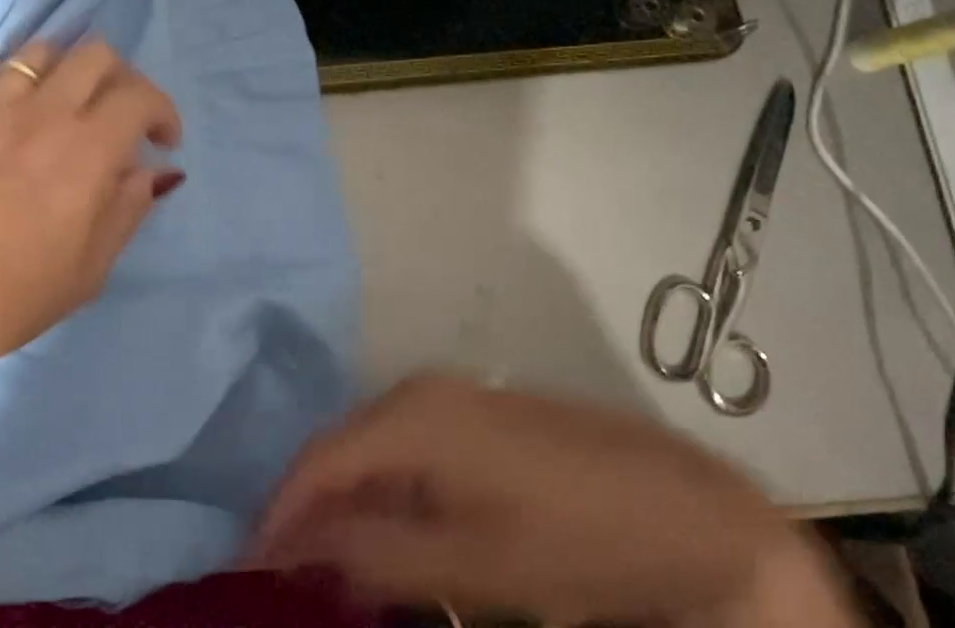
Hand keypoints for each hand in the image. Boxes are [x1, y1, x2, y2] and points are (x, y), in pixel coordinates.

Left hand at [0, 40, 182, 453]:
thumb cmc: (9, 296)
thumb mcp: (87, 272)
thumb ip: (124, 212)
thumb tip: (146, 174)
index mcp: (86, 147)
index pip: (138, 96)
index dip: (162, 111)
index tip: (163, 142)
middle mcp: (41, 112)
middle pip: (93, 55)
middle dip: (120, 78)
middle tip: (119, 118)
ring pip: (36, 52)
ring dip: (63, 71)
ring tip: (63, 108)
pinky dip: (1, 78)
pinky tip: (3, 109)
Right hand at [251, 376, 854, 627]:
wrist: (704, 518)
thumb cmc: (580, 541)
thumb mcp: (473, 564)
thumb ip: (372, 553)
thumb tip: (293, 549)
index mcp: (409, 415)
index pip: (316, 462)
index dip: (279, 514)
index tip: (249, 562)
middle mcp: (417, 391)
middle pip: (338, 450)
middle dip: (308, 508)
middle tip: (285, 563)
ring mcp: (452, 396)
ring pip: (370, 448)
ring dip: (347, 501)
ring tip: (330, 553)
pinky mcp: (479, 413)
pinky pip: (406, 447)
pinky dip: (386, 489)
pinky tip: (390, 527)